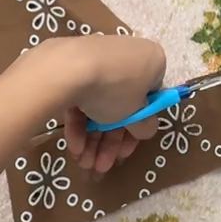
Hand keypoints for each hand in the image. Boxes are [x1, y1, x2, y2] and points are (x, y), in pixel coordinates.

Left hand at [25, 33, 165, 176]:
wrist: (69, 68)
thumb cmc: (115, 89)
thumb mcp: (136, 114)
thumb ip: (146, 125)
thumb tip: (145, 128)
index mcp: (152, 60)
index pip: (149, 99)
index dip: (136, 130)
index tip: (124, 151)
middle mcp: (128, 55)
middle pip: (122, 104)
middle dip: (110, 141)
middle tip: (101, 166)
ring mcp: (99, 58)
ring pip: (100, 102)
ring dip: (93, 138)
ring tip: (84, 163)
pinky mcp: (74, 64)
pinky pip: (83, 94)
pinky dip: (79, 121)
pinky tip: (74, 146)